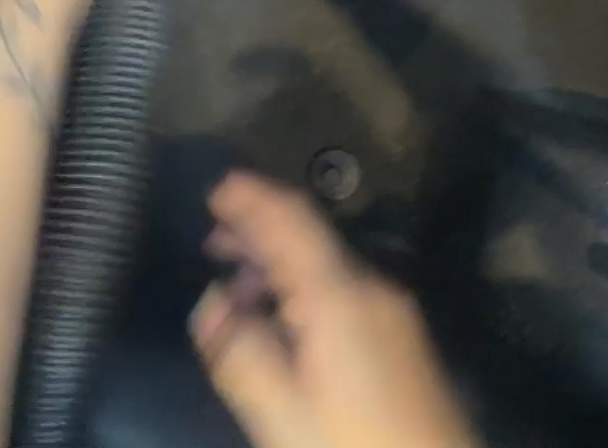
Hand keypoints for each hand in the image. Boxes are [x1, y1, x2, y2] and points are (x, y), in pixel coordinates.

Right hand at [191, 172, 480, 447]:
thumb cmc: (353, 445)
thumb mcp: (284, 414)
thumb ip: (242, 354)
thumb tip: (209, 302)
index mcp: (340, 293)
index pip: (293, 220)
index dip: (255, 197)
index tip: (219, 186)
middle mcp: (370, 284)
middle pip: (309, 237)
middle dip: (259, 231)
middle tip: (212, 237)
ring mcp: (390, 307)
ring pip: (325, 264)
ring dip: (279, 264)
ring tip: (236, 284)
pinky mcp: (398, 332)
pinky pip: (342, 288)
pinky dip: (303, 287)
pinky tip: (282, 318)